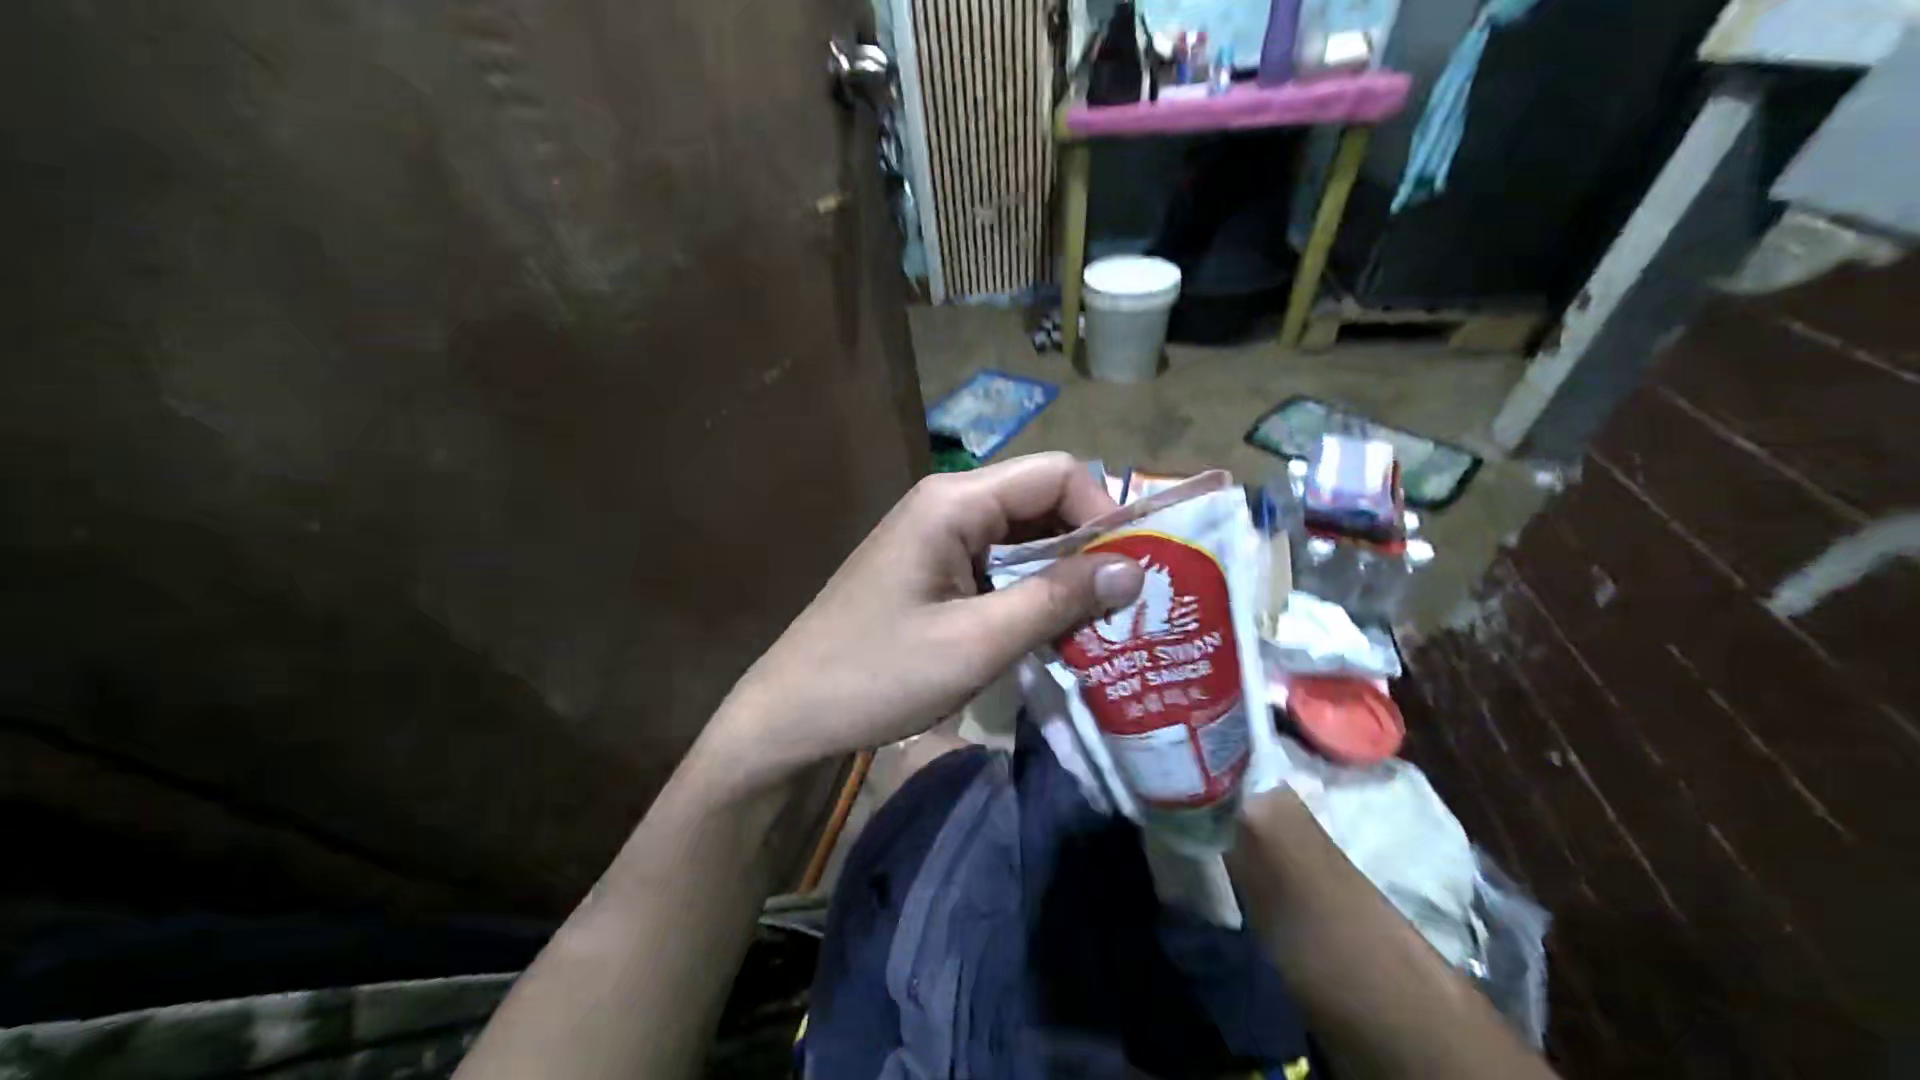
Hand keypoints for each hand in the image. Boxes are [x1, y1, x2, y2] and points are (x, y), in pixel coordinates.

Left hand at [710, 452, 1144, 783]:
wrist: (791, 713)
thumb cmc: (878, 674)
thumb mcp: (978, 641)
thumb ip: (1058, 599)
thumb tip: (1134, 568)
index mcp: (954, 502)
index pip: (1057, 473)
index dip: (1104, 515)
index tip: (1130, 576)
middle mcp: (948, 504)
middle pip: (1042, 501)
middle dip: (1088, 548)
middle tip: (1127, 607)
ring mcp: (938, 537)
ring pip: (1024, 536)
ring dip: (1062, 575)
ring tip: (1098, 625)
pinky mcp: (933, 569)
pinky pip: (998, 564)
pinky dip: (1031, 591)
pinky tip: (1050, 631)